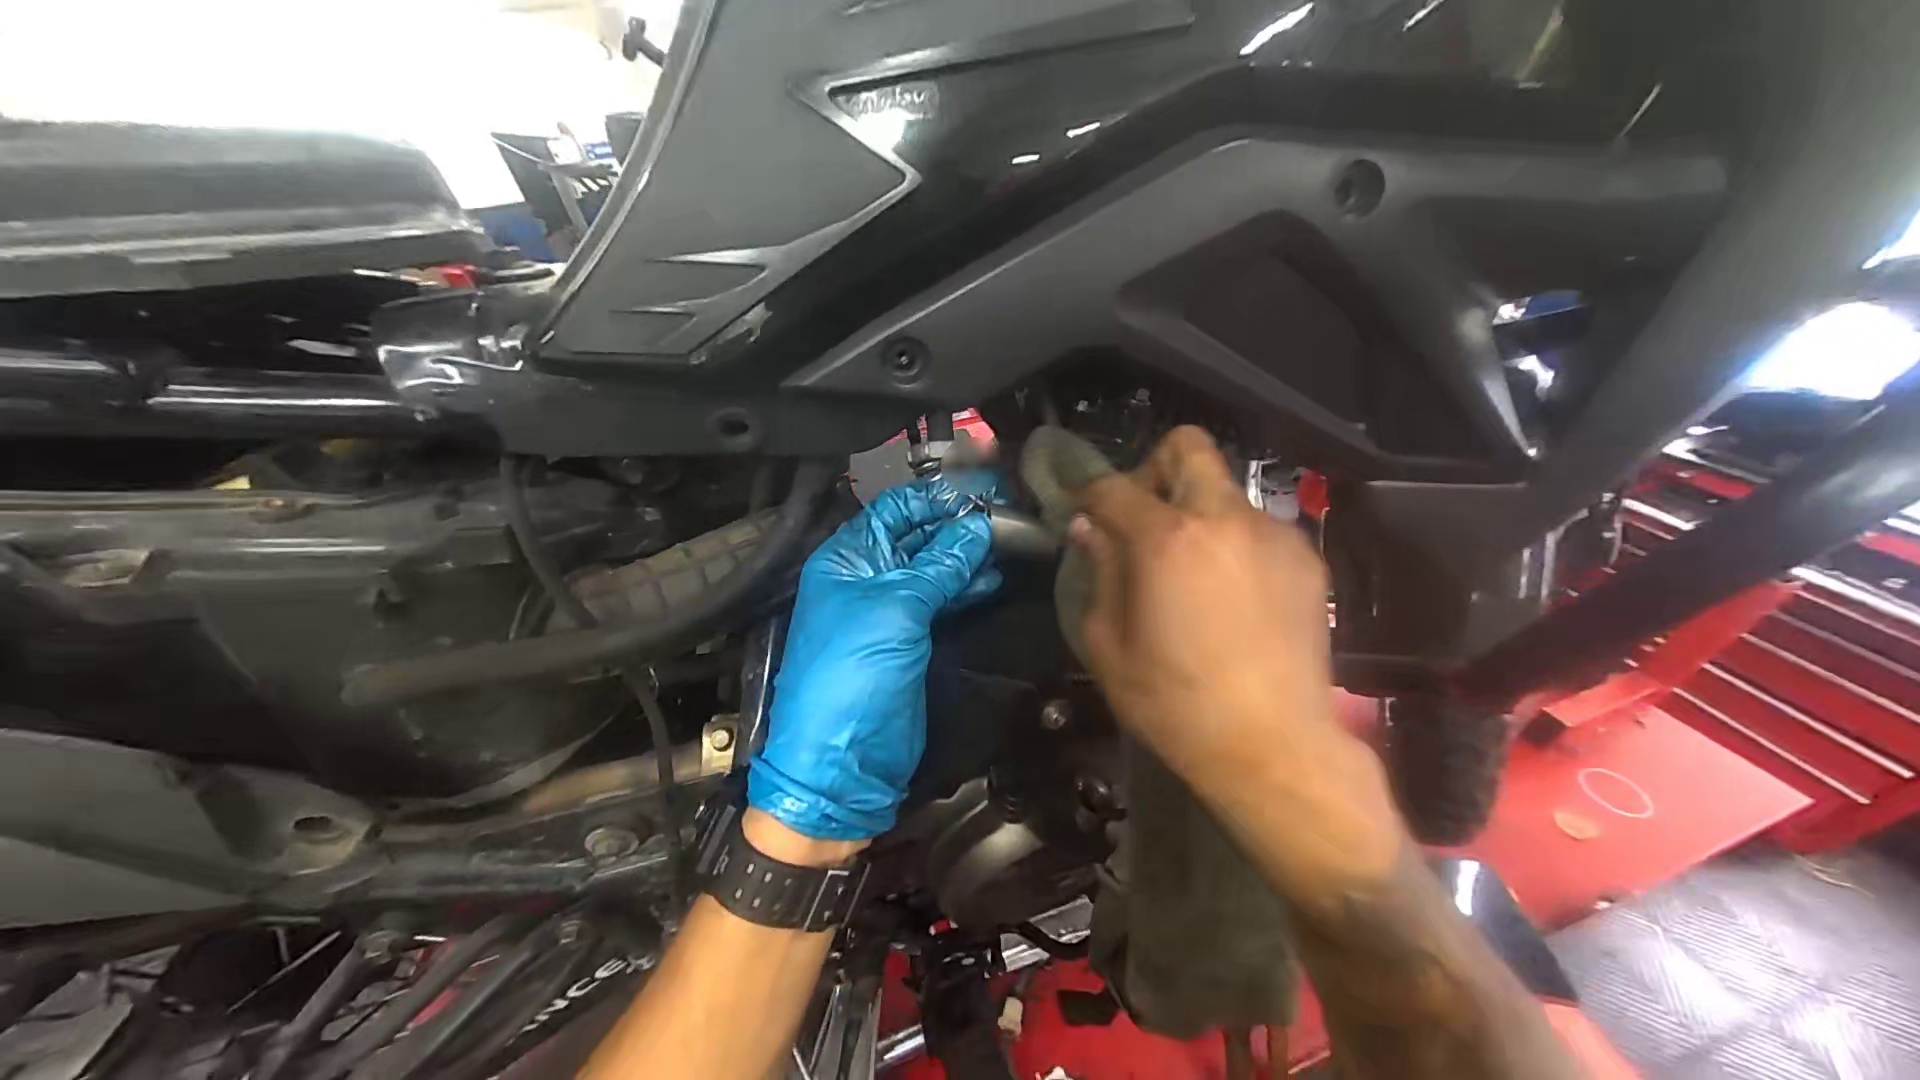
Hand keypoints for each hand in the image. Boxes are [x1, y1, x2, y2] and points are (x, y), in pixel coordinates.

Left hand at [748, 475, 997, 839]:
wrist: (843, 762)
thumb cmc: (855, 673)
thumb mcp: (897, 609)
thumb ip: (938, 564)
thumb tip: (976, 526)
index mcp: (846, 559)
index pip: (892, 510)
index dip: (933, 498)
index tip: (979, 490)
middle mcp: (865, 577)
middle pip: (914, 536)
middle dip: (955, 524)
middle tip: (1003, 513)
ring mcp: (889, 609)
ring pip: (931, 568)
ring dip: (966, 555)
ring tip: (1006, 541)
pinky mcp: (910, 637)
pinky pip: (940, 600)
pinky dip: (965, 587)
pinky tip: (991, 577)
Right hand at [1069, 426, 1403, 899]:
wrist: (1273, 747)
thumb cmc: (1174, 702)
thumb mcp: (1109, 644)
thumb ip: (1098, 572)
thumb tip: (1091, 529)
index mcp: (1167, 539)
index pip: (1114, 486)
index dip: (1088, 491)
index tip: (1081, 509)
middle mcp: (1224, 519)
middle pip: (1188, 447)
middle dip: (1154, 468)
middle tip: (1142, 517)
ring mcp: (1273, 536)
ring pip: (1224, 492)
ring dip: (1196, 513)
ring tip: (1189, 571)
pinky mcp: (1306, 561)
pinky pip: (1256, 529)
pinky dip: (1231, 543)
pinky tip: (1230, 596)